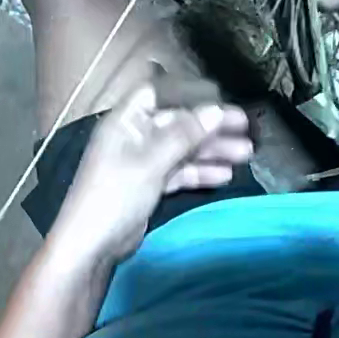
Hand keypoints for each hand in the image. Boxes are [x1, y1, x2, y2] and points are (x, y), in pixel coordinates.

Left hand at [52, 81, 252, 263]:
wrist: (91, 245)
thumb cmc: (115, 195)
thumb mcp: (150, 162)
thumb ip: (184, 135)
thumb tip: (217, 110)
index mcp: (126, 121)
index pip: (159, 93)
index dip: (189, 92)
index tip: (222, 99)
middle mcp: (134, 136)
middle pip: (177, 122)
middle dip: (210, 126)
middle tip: (247, 129)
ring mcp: (142, 162)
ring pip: (182, 149)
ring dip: (212, 150)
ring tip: (245, 154)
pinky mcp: (149, 185)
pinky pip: (179, 172)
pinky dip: (200, 172)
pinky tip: (225, 175)